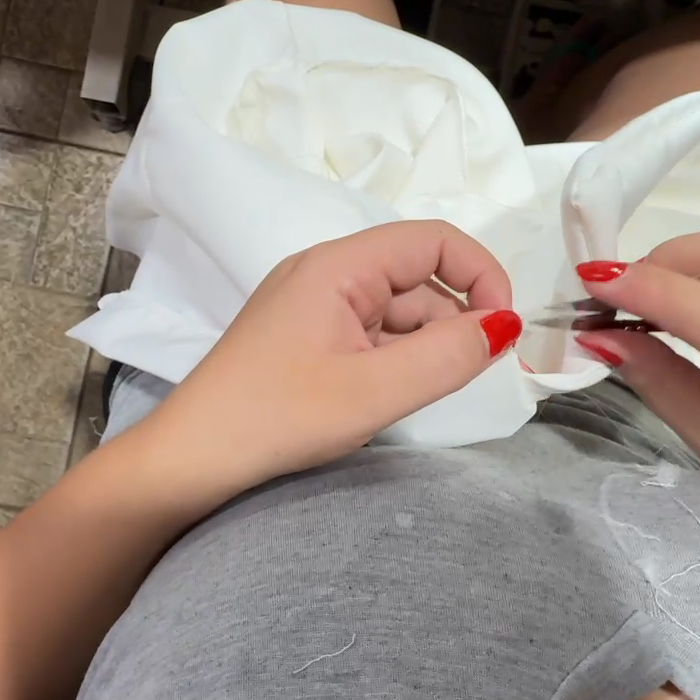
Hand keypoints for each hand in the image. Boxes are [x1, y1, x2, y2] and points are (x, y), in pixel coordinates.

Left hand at [141, 220, 520, 492]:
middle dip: (448, 323)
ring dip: (419, 347)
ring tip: (404, 397)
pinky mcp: (302, 337)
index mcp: (338, 266)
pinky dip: (390, 360)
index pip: (432, 240)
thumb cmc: (279, 418)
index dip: (480, 274)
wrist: (192, 459)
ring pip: (392, 311)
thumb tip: (507, 325)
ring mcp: (310, 306)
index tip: (504, 330)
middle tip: (453, 380)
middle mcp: (324, 273)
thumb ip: (448, 356)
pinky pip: (366, 334)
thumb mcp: (375, 391)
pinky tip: (383, 397)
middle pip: (414, 278)